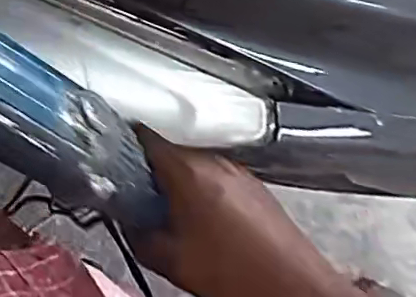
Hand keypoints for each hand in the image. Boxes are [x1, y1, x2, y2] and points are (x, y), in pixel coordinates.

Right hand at [133, 126, 357, 296]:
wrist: (300, 293)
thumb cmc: (238, 276)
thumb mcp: (175, 263)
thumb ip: (140, 237)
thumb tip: (126, 223)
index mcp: (186, 170)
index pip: (143, 134)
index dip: (124, 143)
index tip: (115, 158)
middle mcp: (210, 159)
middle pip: (168, 149)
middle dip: (153, 170)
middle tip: (145, 197)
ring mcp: (235, 169)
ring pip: (193, 162)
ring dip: (181, 180)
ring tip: (179, 214)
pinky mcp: (254, 184)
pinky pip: (217, 174)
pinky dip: (206, 189)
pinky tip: (210, 221)